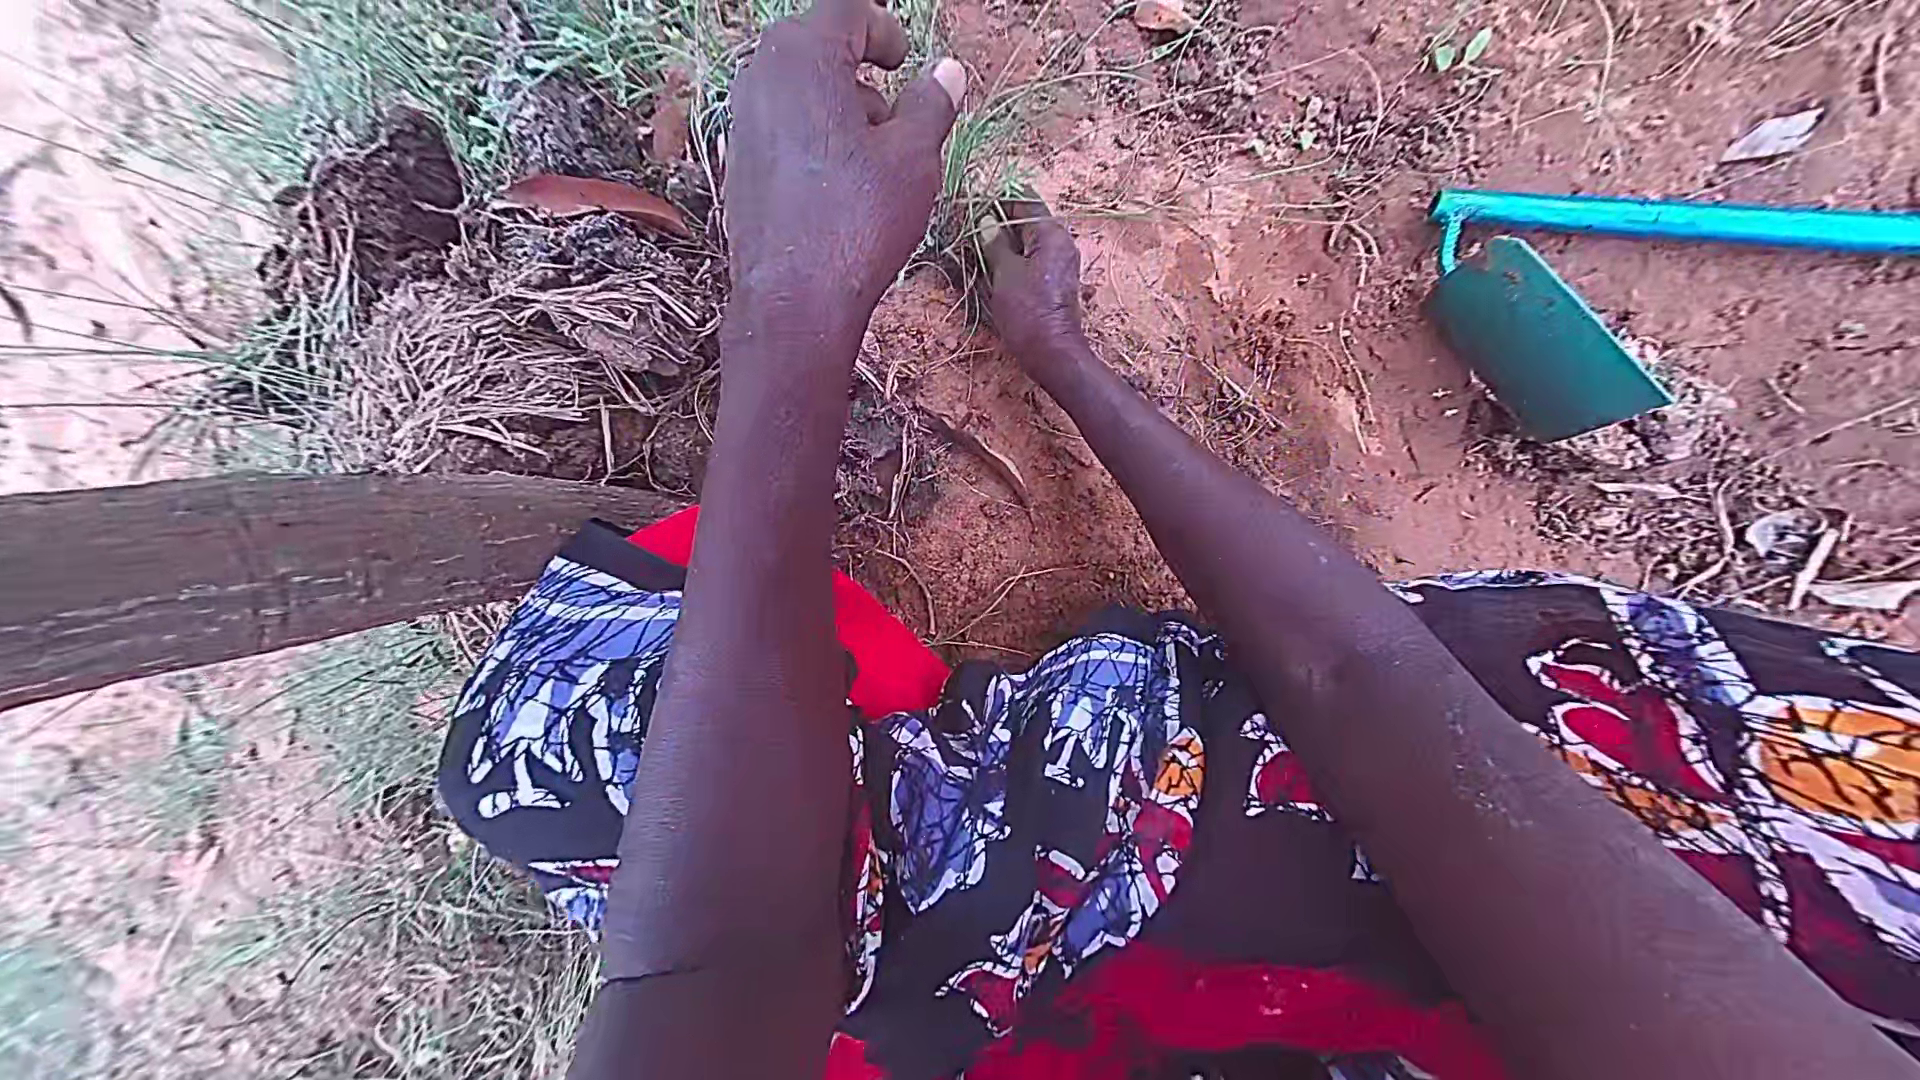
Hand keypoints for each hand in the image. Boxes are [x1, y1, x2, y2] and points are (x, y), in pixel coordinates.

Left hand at [723, 0, 965, 345]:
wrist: (797, 299)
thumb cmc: (860, 221)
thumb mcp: (913, 160)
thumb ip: (930, 106)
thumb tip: (947, 72)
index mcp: (803, 54)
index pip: (847, 9)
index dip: (883, 29)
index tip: (903, 61)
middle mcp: (760, 76)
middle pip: (819, 52)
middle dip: (862, 79)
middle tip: (894, 121)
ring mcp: (743, 124)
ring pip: (800, 97)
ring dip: (840, 116)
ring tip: (873, 164)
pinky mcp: (739, 169)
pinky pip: (783, 136)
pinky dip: (815, 145)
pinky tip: (840, 192)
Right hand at [982, 200, 1088, 376]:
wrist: (1051, 352)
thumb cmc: (1027, 312)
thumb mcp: (1004, 274)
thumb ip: (995, 244)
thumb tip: (986, 222)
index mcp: (1051, 233)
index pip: (1023, 202)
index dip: (997, 201)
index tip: (973, 206)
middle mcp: (1061, 242)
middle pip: (1027, 222)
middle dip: (999, 223)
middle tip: (971, 229)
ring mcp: (1060, 263)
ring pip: (1028, 243)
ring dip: (1004, 244)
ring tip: (978, 248)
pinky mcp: (1054, 282)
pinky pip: (1032, 260)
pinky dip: (1013, 260)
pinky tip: (994, 268)